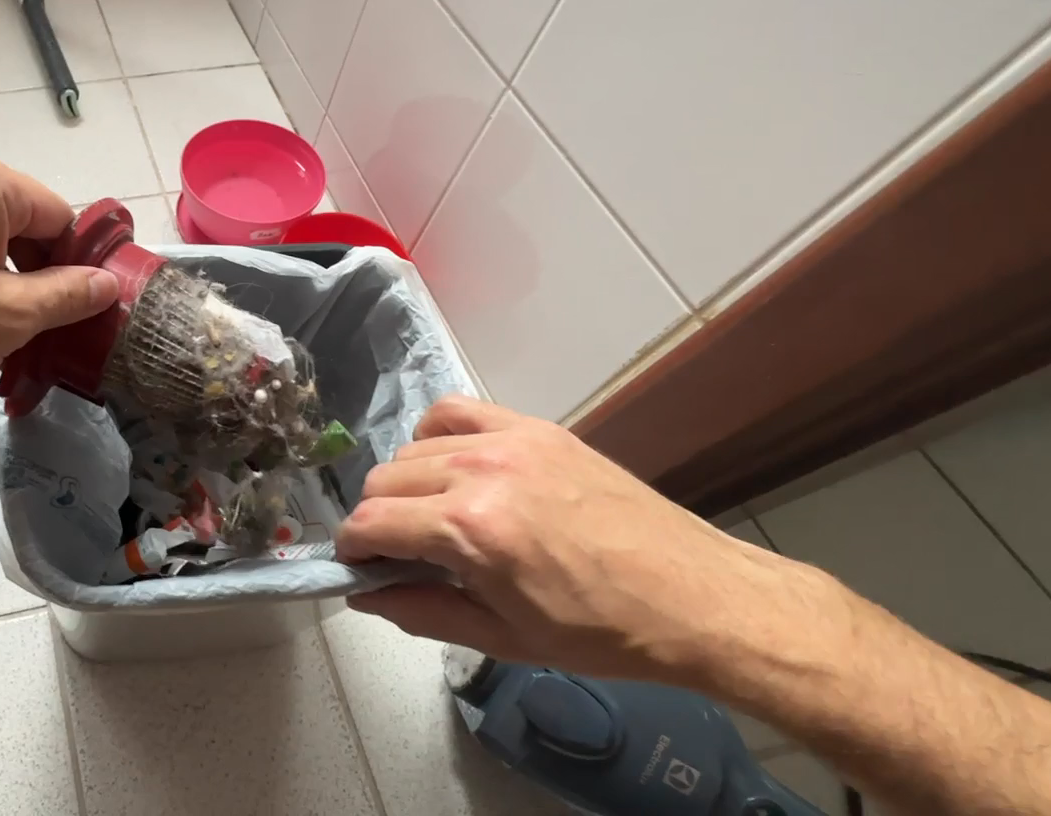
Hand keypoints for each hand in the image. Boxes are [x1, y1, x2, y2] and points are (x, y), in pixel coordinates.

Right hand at [337, 394, 816, 684]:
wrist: (697, 598)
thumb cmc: (600, 632)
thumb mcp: (503, 639)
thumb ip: (419, 610)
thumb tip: (362, 594)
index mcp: (470, 531)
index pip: (372, 521)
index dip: (353, 546)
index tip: (358, 563)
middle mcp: (478, 473)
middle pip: (383, 480)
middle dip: (377, 517)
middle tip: (401, 549)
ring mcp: (507, 441)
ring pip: (411, 448)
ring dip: (406, 483)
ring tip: (435, 513)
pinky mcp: (533, 427)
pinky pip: (453, 411)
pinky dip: (435, 435)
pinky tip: (452, 465)